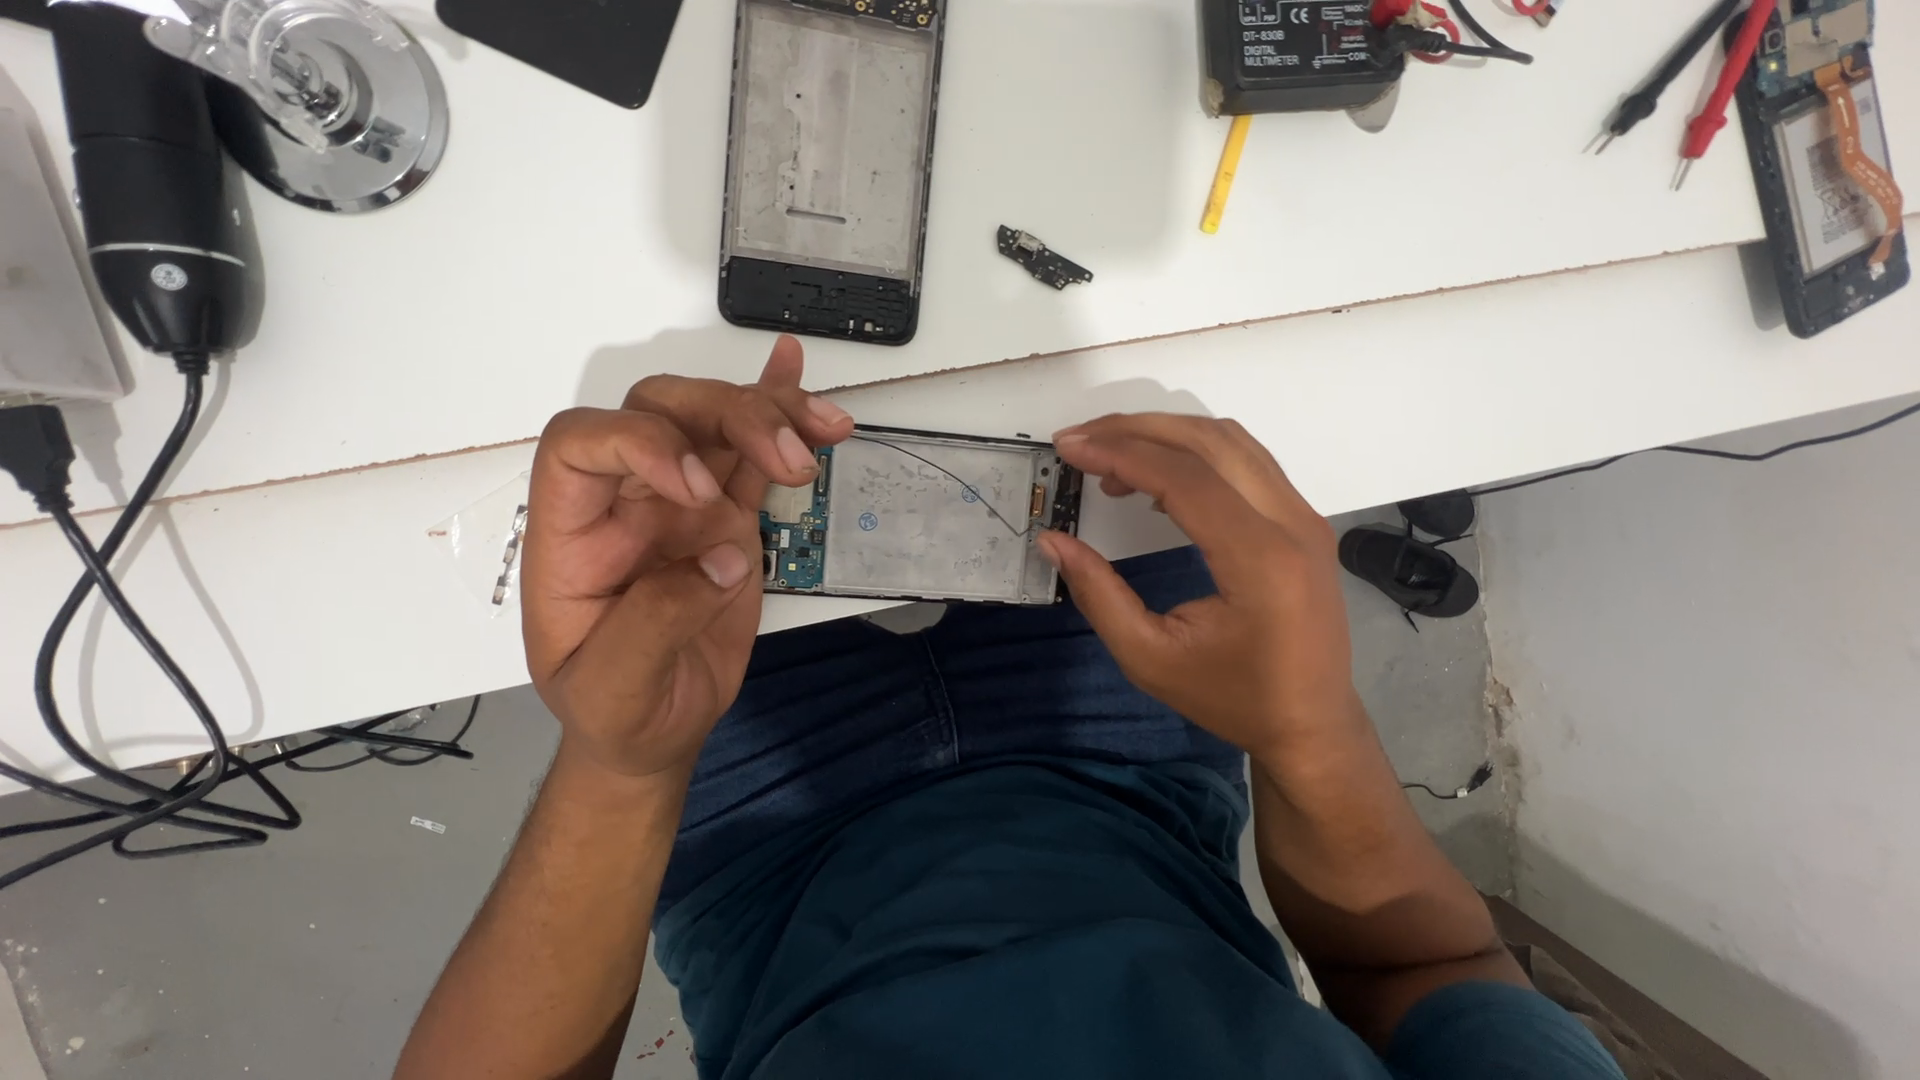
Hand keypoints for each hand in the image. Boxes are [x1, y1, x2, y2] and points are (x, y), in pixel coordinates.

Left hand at [521, 336, 853, 779]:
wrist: (655, 729)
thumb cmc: (615, 712)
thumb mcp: (614, 688)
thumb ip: (654, 622)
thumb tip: (724, 555)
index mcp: (575, 532)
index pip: (581, 444)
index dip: (638, 442)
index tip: (699, 490)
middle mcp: (626, 501)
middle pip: (661, 410)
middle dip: (728, 414)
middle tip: (790, 460)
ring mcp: (681, 504)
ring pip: (715, 420)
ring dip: (772, 412)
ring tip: (829, 431)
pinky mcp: (728, 518)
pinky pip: (751, 457)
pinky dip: (781, 417)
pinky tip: (805, 384)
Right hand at [1037, 414, 1361, 768]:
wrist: (1311, 724)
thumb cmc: (1231, 698)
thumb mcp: (1149, 657)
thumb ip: (1098, 594)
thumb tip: (1053, 540)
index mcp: (1260, 560)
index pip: (1185, 478)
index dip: (1120, 453)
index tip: (1068, 448)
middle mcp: (1292, 523)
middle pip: (1210, 441)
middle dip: (1137, 429)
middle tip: (1080, 440)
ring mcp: (1304, 517)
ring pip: (1232, 441)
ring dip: (1166, 434)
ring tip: (1109, 455)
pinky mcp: (1303, 521)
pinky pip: (1246, 460)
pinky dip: (1194, 453)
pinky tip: (1154, 476)